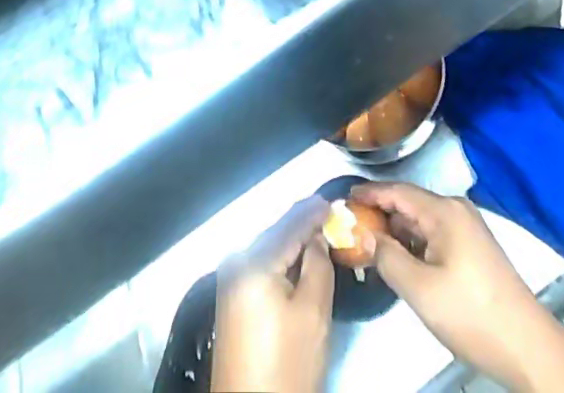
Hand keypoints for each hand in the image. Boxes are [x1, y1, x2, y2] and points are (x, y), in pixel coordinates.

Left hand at [210, 197, 334, 392]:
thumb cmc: (286, 362)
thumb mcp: (313, 313)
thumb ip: (318, 265)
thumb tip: (317, 238)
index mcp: (253, 261)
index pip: (289, 226)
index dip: (312, 212)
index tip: (333, 201)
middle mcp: (236, 262)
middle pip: (275, 233)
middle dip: (302, 223)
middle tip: (328, 213)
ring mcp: (230, 280)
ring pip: (268, 248)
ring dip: (292, 239)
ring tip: (317, 229)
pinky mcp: (232, 298)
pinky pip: (261, 264)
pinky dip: (281, 258)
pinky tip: (297, 257)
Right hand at [352, 182, 563, 392]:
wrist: (528, 347)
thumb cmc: (471, 313)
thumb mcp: (419, 288)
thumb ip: (386, 255)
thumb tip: (363, 232)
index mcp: (444, 211)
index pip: (396, 190)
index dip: (367, 193)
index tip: (340, 199)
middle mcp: (456, 210)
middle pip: (408, 202)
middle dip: (378, 213)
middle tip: (347, 225)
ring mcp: (467, 228)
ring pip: (420, 220)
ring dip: (395, 230)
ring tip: (365, 242)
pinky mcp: (473, 247)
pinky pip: (433, 233)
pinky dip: (412, 241)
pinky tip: (397, 257)